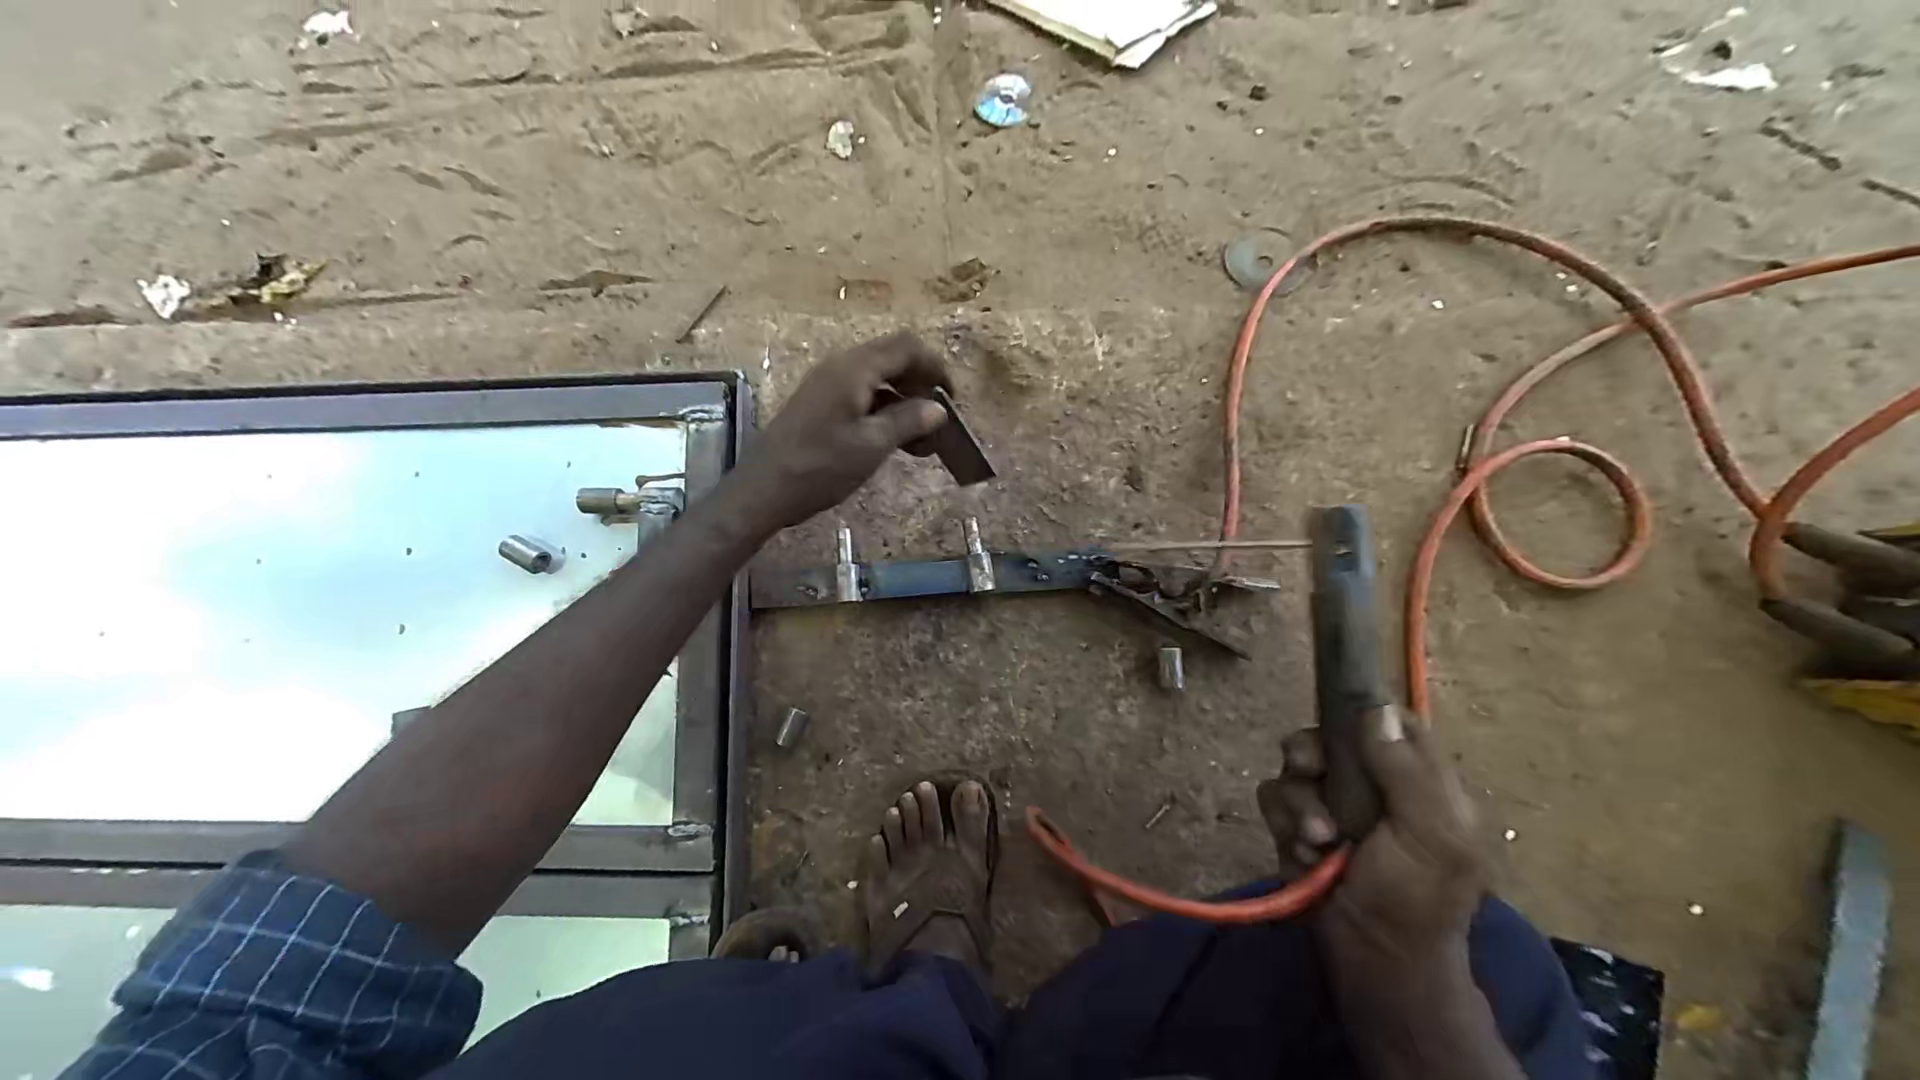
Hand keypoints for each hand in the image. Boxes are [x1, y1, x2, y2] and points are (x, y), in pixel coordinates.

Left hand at [735, 332, 951, 529]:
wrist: (763, 489)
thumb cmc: (820, 466)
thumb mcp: (872, 446)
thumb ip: (907, 421)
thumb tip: (937, 409)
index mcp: (855, 369)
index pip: (907, 347)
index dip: (936, 367)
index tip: (953, 399)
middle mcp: (841, 367)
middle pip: (893, 360)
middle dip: (922, 386)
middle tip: (940, 422)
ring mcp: (828, 386)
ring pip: (879, 381)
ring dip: (905, 404)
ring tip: (924, 442)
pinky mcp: (821, 405)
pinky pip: (863, 398)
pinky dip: (885, 414)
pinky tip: (897, 443)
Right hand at [1259, 712, 1520, 1079]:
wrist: (1374, 959)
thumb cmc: (1417, 898)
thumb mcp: (1434, 837)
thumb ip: (1409, 772)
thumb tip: (1377, 708)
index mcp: (1419, 782)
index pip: (1393, 724)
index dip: (1366, 715)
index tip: (1341, 719)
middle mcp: (1371, 784)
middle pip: (1328, 738)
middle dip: (1310, 755)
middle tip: (1306, 770)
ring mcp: (1330, 803)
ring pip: (1293, 770)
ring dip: (1299, 804)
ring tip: (1316, 842)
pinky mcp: (1295, 823)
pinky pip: (1273, 799)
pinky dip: (1284, 825)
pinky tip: (1304, 854)